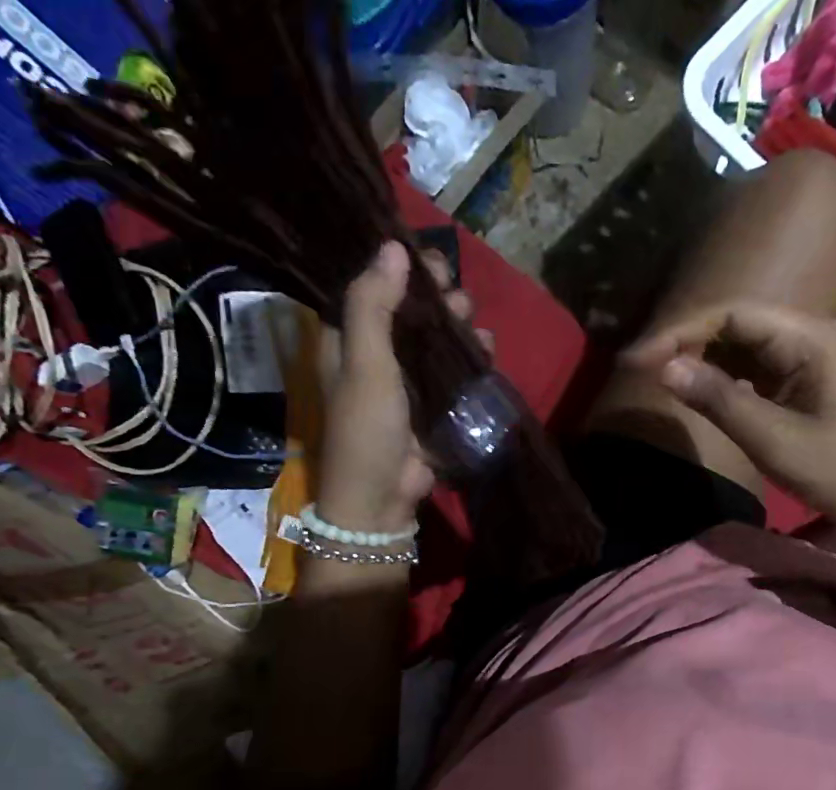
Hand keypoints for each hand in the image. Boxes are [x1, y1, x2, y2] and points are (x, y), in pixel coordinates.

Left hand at [313, 241, 477, 533]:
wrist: (382, 497)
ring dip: (458, 323)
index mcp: (348, 339)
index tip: (430, 258)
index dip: (400, 268)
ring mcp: (408, 379)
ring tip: (474, 321)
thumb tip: (392, 246)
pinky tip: (486, 349)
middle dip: (437, 296)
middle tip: (457, 293)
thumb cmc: (366, 427)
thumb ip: (373, 306)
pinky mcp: (434, 402)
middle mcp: (377, 353)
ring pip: (436, 337)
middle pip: (410, 310)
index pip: (373, 288)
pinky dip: (471, 355)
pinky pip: (454, 368)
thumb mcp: (365, 364)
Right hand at [623, 304, 835, 531]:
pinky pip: (757, 364)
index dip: (681, 332)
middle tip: (643, 369)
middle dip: (689, 343)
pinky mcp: (807, 378)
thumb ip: (718, 399)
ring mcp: (812, 355)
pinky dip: (726, 376)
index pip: (733, 315)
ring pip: (744, 344)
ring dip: (705, 359)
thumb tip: (664, 368)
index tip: (637, 359)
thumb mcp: (771, 439)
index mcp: (812, 337)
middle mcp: (813, 334)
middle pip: (738, 323)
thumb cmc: (835, 471)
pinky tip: (704, 392)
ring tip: (665, 379)